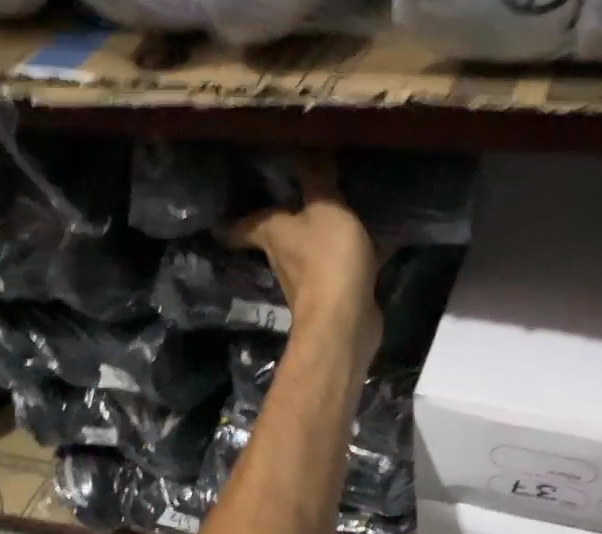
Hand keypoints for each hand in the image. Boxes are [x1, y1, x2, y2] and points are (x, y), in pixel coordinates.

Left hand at [227, 153, 381, 359]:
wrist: (344, 321)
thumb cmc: (327, 260)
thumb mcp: (326, 207)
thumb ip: (318, 177)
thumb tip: (304, 142)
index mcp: (273, 233)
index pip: (243, 226)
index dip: (234, 223)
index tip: (222, 222)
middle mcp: (284, 259)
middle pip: (279, 238)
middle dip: (287, 224)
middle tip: (297, 201)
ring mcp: (309, 282)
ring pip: (313, 253)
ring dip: (322, 240)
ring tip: (341, 216)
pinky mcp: (337, 297)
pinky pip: (344, 268)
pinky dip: (356, 256)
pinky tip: (380, 241)